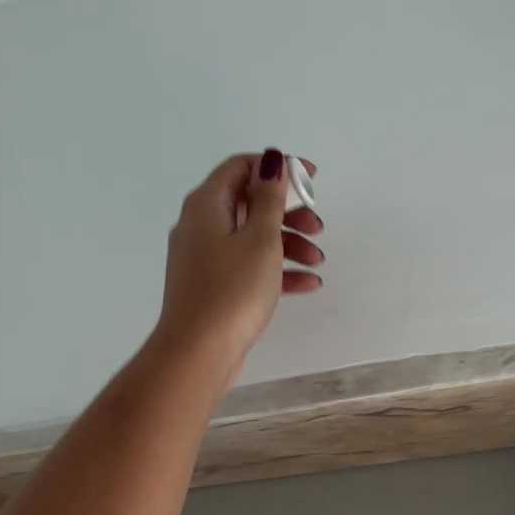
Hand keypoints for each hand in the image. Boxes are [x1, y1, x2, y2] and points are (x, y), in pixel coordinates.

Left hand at [152, 149, 324, 372]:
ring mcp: (205, 258)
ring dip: (288, 243)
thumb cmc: (231, 290)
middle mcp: (200, 225)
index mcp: (206, 205)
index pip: (242, 167)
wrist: (198, 353)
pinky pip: (249, 266)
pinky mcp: (214, 285)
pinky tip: (308, 283)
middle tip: (317, 225)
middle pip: (249, 202)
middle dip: (288, 211)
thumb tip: (271, 160)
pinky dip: (277, 269)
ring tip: (317, 260)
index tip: (312, 179)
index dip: (278, 167)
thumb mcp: (260, 238)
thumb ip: (269, 197)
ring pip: (252, 236)